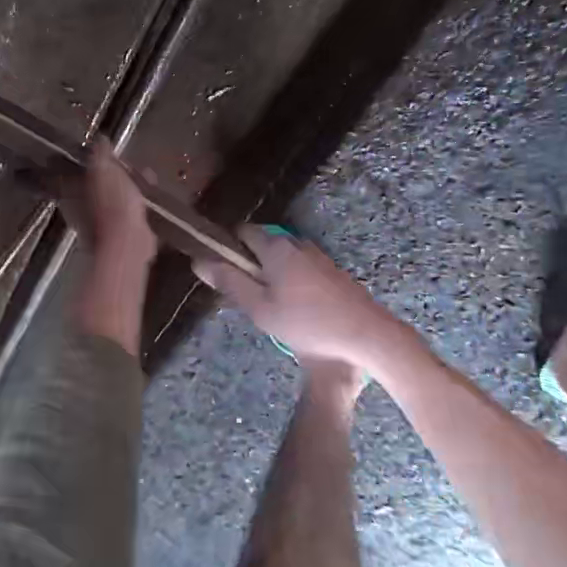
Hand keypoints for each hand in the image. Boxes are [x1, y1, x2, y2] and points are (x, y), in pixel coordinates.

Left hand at [82, 137, 155, 266]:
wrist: (129, 242)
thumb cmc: (112, 203)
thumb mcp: (104, 169)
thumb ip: (100, 153)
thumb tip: (99, 138)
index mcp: (72, 193)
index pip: (74, 172)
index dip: (88, 162)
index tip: (103, 153)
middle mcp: (81, 210)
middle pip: (96, 186)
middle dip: (114, 173)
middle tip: (129, 164)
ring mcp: (100, 224)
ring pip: (114, 198)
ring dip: (129, 187)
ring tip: (146, 176)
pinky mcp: (120, 235)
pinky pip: (128, 212)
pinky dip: (138, 203)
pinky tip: (151, 196)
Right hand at [193, 226, 401, 367]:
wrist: (368, 335)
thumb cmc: (307, 323)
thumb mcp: (260, 308)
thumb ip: (229, 282)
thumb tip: (199, 261)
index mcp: (275, 247)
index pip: (242, 231)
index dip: (227, 246)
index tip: (223, 271)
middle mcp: (296, 243)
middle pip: (263, 244)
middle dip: (250, 263)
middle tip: (248, 296)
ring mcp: (318, 257)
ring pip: (283, 257)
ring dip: (272, 274)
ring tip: (272, 307)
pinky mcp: (333, 272)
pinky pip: (301, 268)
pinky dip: (291, 281)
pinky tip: (298, 310)